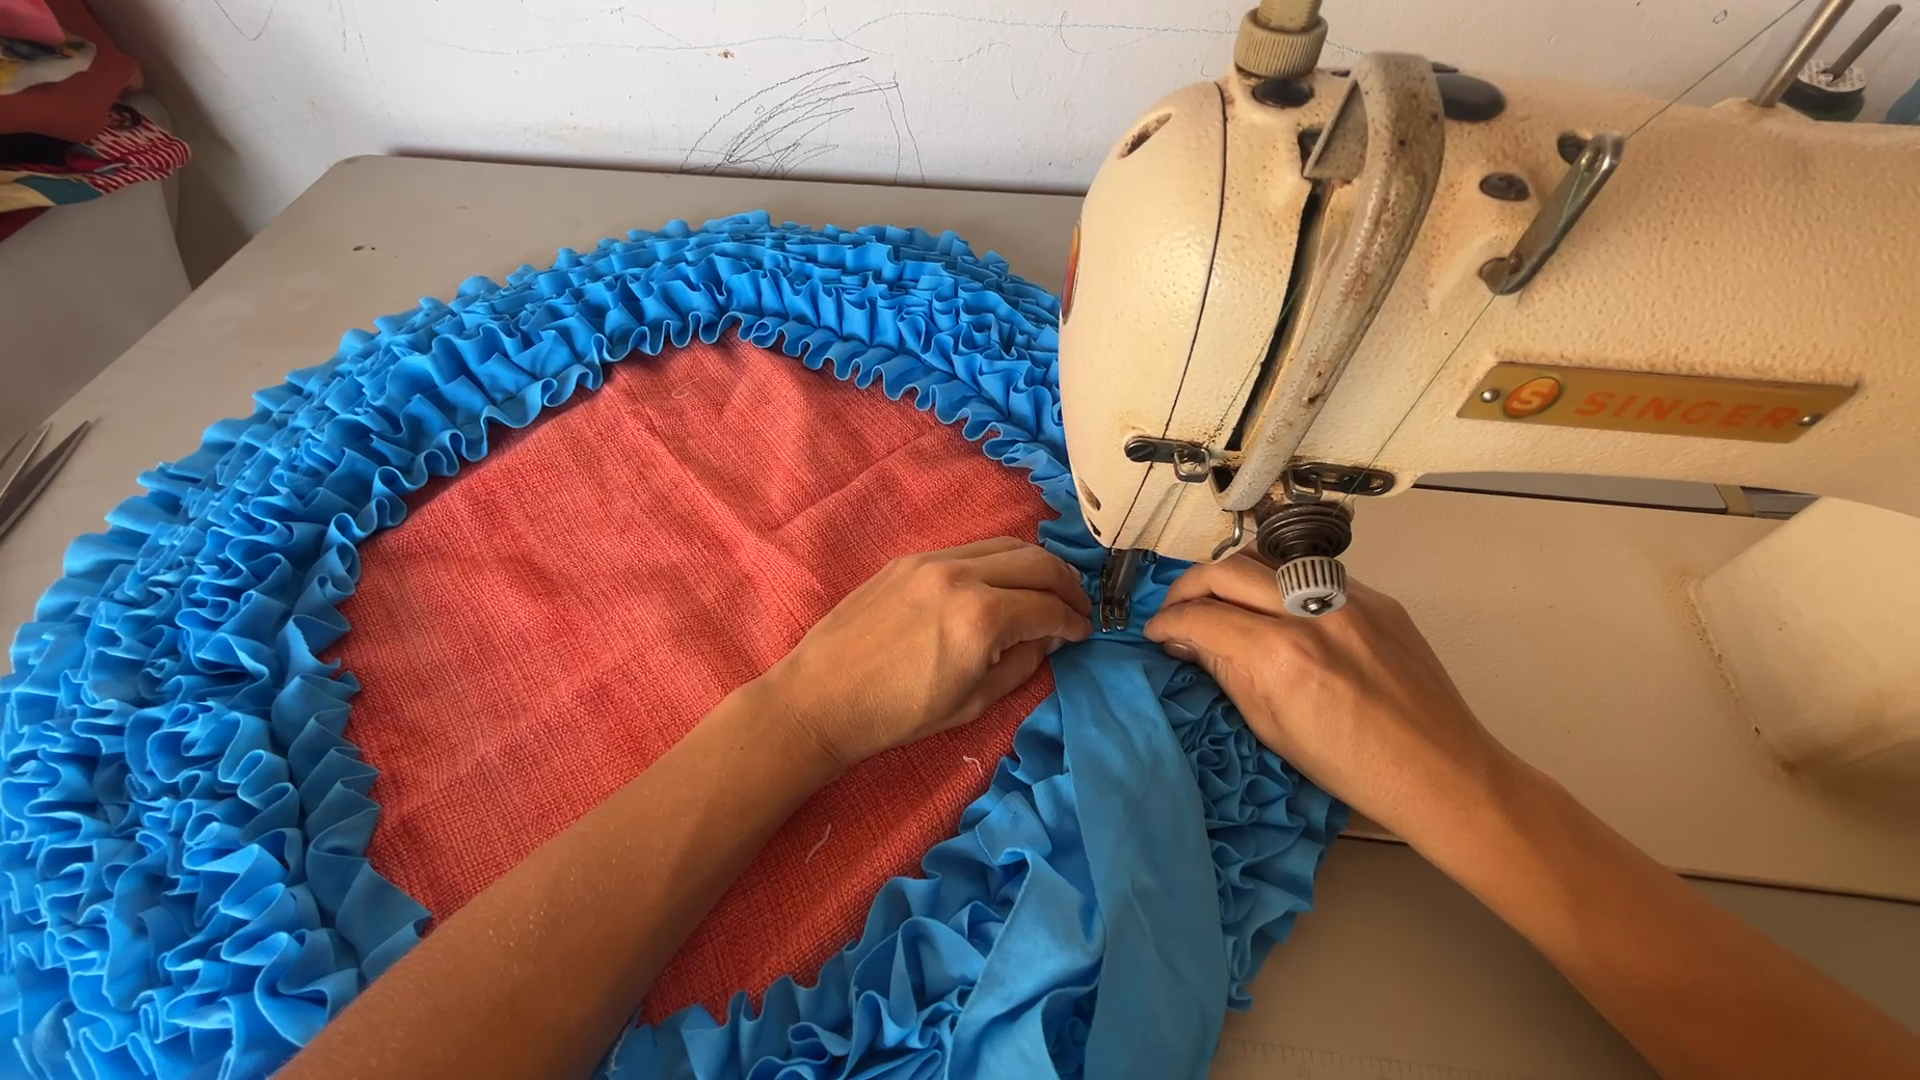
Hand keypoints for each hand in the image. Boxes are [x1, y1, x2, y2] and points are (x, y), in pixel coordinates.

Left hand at [759, 537, 1092, 769]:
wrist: (822, 697)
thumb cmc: (898, 715)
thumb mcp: (973, 703)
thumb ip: (1022, 664)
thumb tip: (1049, 638)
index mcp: (981, 617)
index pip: (1048, 607)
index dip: (1074, 621)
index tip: (1084, 632)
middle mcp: (962, 575)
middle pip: (1036, 561)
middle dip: (1066, 583)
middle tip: (1076, 607)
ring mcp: (932, 560)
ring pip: (1005, 545)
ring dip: (1035, 565)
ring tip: (1044, 590)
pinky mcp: (910, 559)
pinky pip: (970, 550)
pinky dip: (998, 562)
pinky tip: (999, 586)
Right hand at [1143, 553, 1513, 842]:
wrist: (1443, 772)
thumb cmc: (1349, 767)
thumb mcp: (1270, 726)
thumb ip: (1224, 670)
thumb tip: (1186, 639)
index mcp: (1282, 655)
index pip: (1202, 615)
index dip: (1167, 621)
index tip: (1155, 631)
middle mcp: (1312, 612)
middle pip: (1227, 570)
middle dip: (1187, 586)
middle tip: (1176, 610)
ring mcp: (1350, 598)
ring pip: (1268, 560)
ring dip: (1230, 575)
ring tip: (1218, 601)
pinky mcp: (1378, 598)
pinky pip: (1310, 576)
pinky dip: (1277, 587)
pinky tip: (1275, 613)